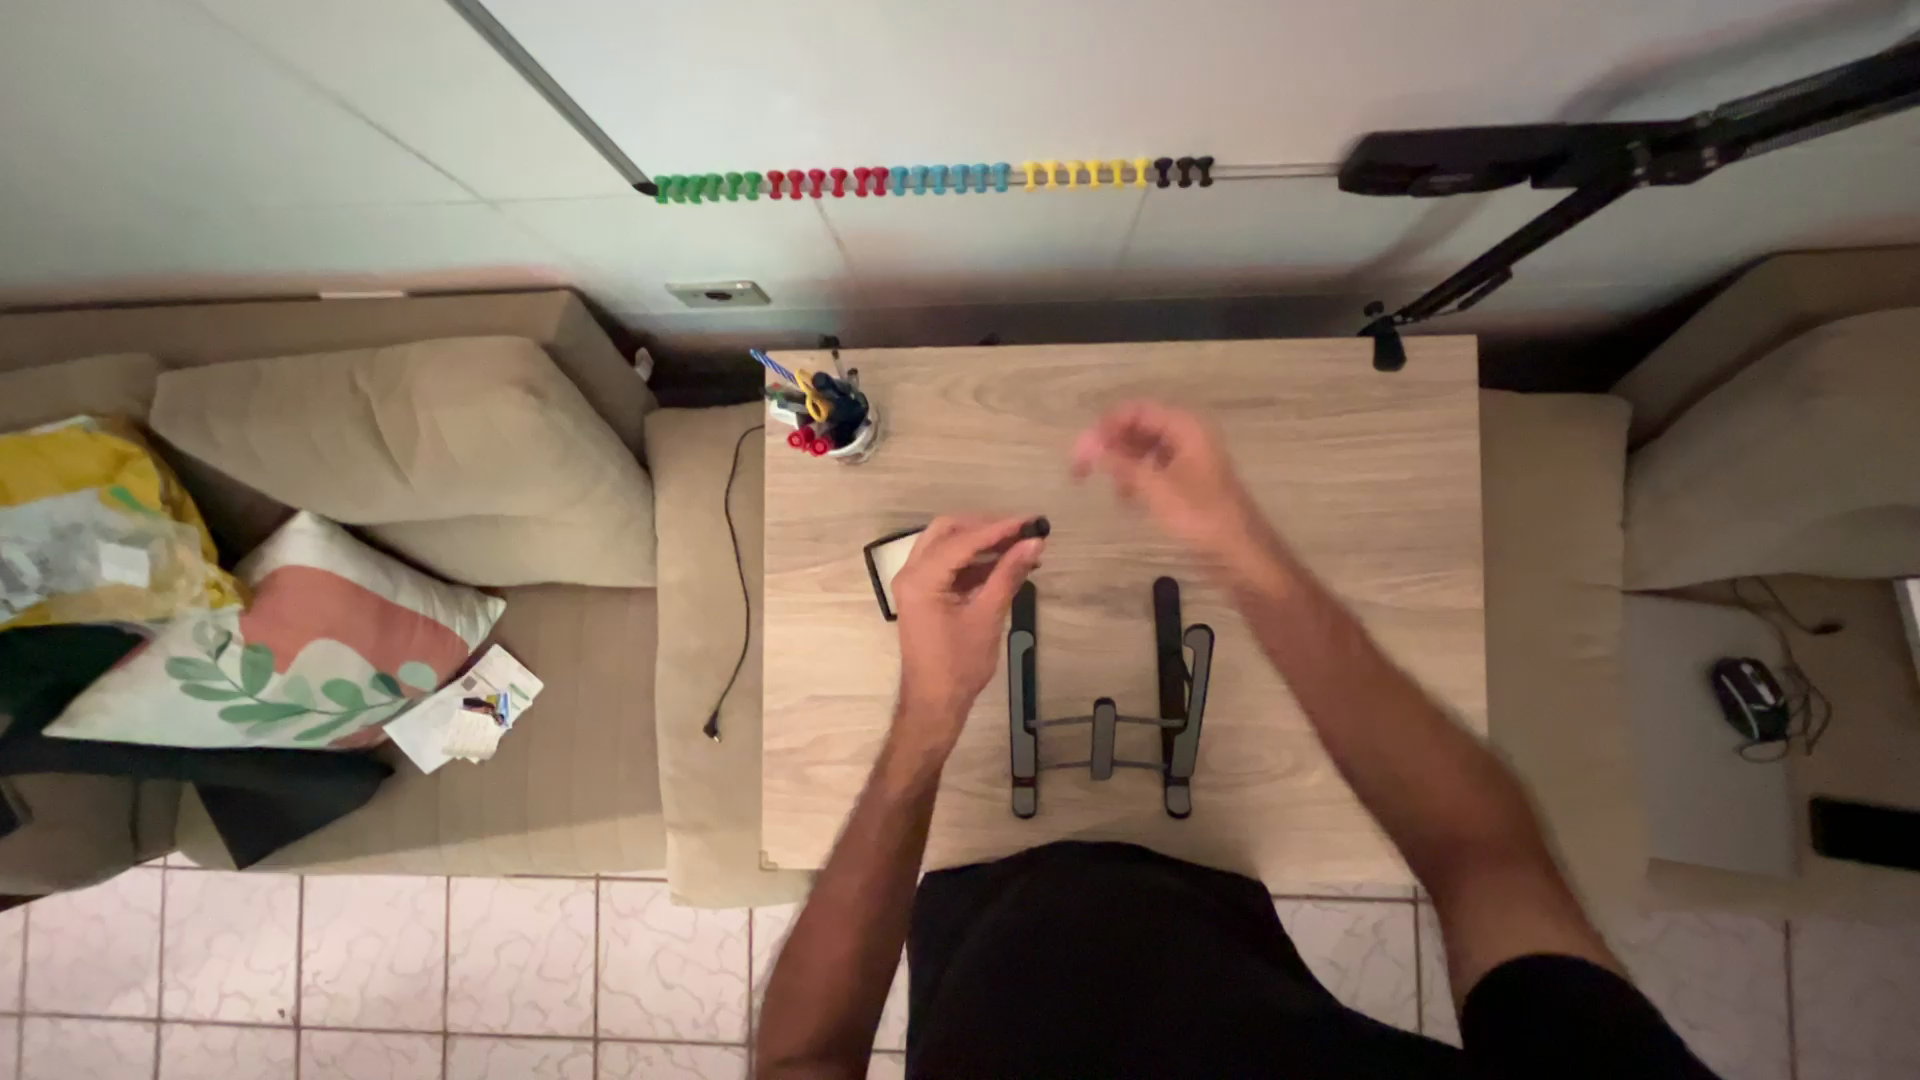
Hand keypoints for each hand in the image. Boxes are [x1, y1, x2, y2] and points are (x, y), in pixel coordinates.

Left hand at [891, 516, 1045, 754]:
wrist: (935, 702)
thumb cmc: (959, 665)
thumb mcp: (988, 616)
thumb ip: (1009, 574)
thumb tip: (1034, 543)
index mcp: (921, 579)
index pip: (963, 540)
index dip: (999, 528)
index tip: (1031, 522)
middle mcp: (911, 573)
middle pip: (948, 531)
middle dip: (986, 527)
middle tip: (1022, 530)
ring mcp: (915, 582)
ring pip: (948, 545)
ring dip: (982, 543)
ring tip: (1021, 546)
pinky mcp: (924, 593)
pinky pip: (949, 565)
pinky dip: (976, 561)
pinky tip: (1006, 564)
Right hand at [1072, 401, 1266, 560]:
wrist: (1237, 551)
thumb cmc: (1200, 517)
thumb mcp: (1156, 489)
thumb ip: (1120, 464)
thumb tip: (1087, 446)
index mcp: (1185, 427)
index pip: (1136, 411)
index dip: (1106, 426)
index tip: (1082, 450)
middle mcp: (1187, 435)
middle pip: (1138, 427)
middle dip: (1110, 444)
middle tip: (1081, 468)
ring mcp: (1188, 457)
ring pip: (1143, 448)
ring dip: (1121, 462)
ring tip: (1107, 485)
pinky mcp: (1186, 479)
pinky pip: (1153, 466)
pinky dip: (1135, 476)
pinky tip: (1125, 497)